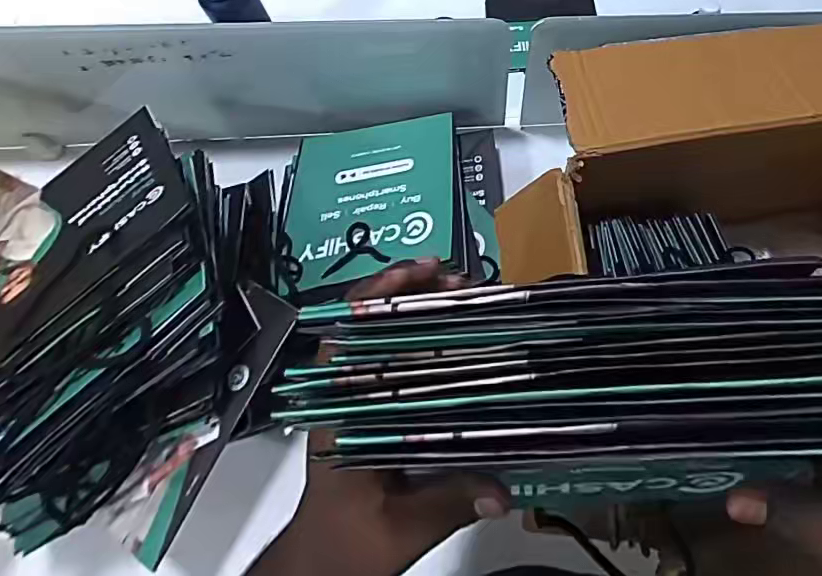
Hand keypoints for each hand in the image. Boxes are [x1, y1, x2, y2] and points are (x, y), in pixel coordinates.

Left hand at [250, 260, 510, 575]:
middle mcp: (343, 390)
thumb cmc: (345, 548)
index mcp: (339, 409)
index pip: (349, 329)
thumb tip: (501, 489)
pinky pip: (394, 355)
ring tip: (458, 290)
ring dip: (417, 307)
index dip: (382, 294)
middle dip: (412, 291)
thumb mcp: (401, 528)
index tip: (422, 275)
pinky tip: (451, 327)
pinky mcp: (373, 403)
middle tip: (457, 281)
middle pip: (369, 320)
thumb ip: (450, 500)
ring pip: (382, 332)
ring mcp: (357, 393)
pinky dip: (421, 334)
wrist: (320, 567)